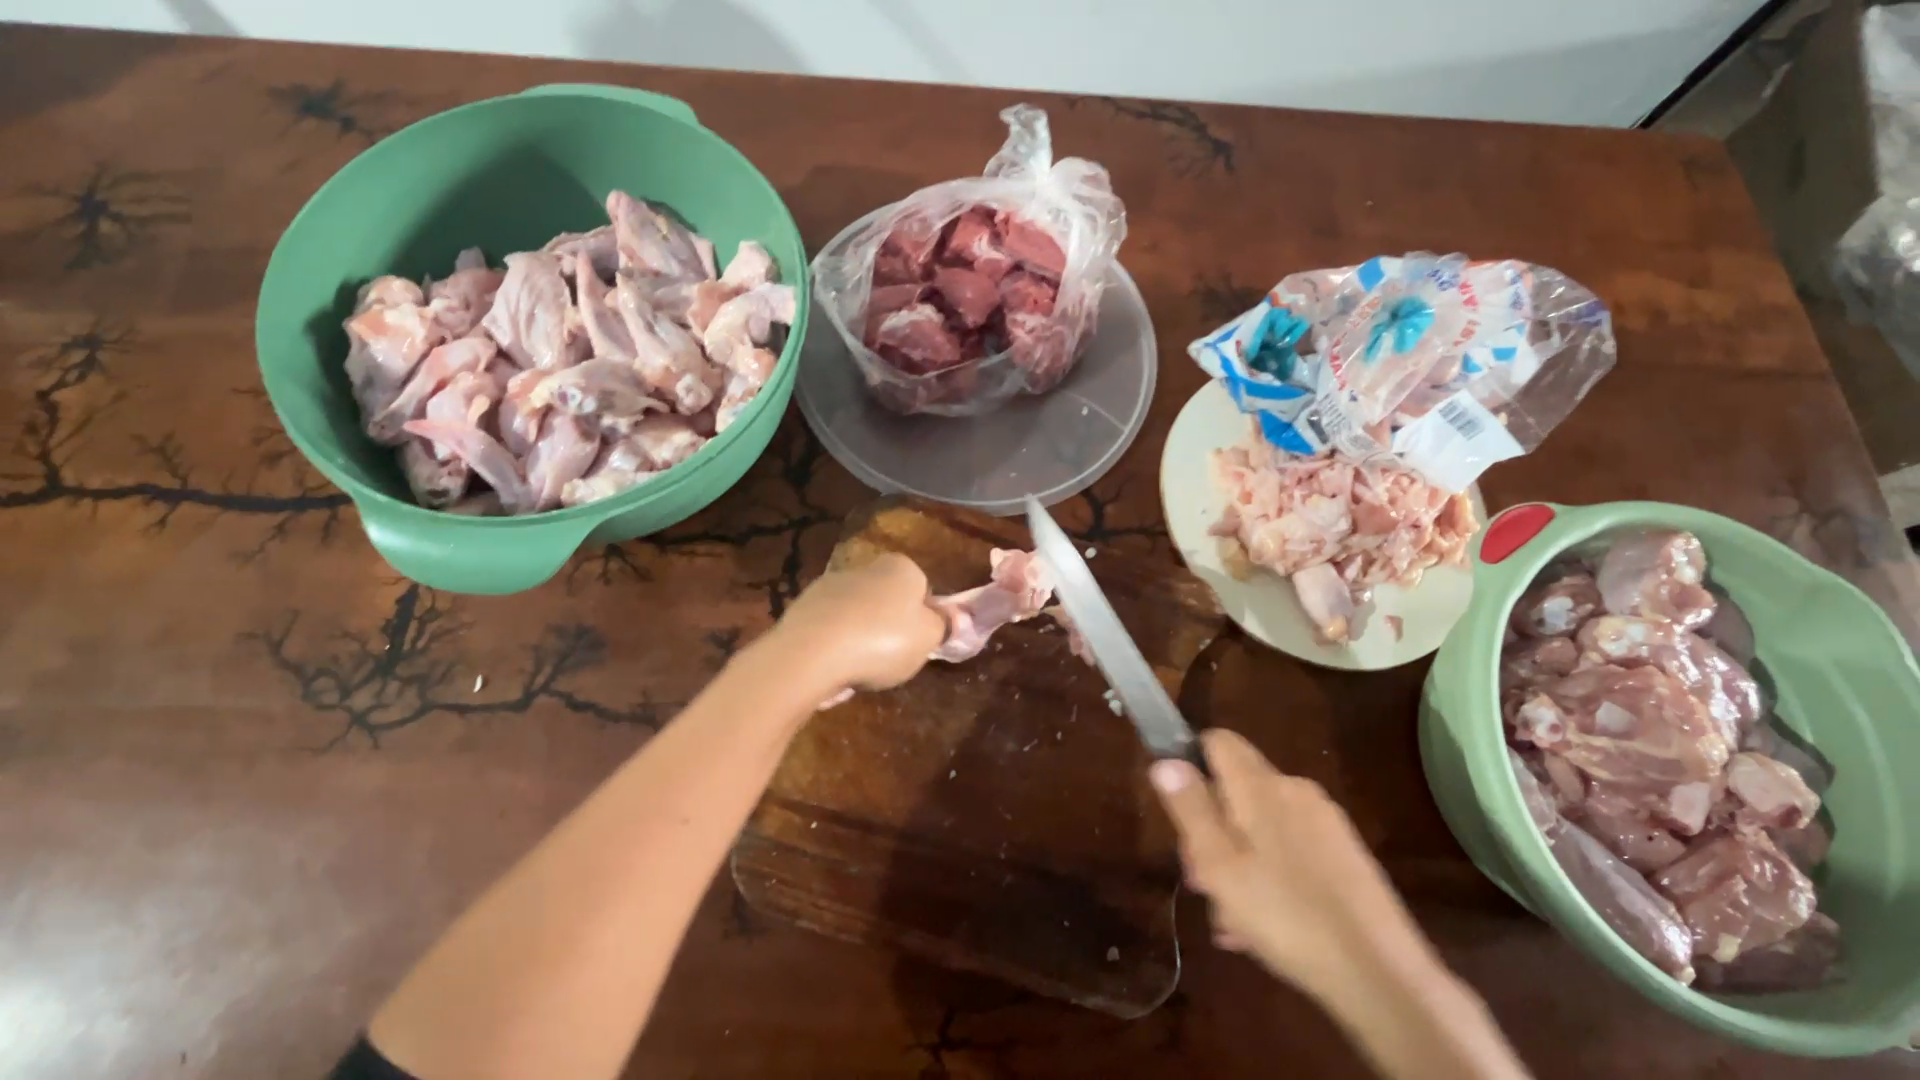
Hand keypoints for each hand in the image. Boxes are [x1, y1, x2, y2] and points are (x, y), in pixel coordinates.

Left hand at [767, 553, 949, 696]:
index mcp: (900, 567)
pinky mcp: (801, 608)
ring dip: (858, 634)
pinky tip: (833, 666)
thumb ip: (943, 625)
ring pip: (855, 612)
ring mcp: (828, 585)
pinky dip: (832, 644)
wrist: (812, 653)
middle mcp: (864, 567)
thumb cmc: (882, 641)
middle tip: (892, 657)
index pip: (920, 586)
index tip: (918, 641)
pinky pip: (828, 628)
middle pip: (886, 598)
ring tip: (859, 667)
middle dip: (888, 624)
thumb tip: (954, 616)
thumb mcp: (928, 638)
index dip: (922, 615)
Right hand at [1150, 728, 1428, 995]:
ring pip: (1260, 828)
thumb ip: (1191, 809)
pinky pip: (1289, 851)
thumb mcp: (1219, 865)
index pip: (1218, 741)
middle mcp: (1295, 790)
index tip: (1179, 811)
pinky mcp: (1344, 854)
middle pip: (1235, 791)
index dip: (1190, 763)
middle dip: (1211, 832)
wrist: (1379, 972)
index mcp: (1261, 786)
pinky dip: (1269, 877)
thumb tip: (1164, 761)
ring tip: (1232, 921)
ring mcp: (1324, 822)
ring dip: (1237, 864)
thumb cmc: (1285, 915)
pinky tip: (1264, 927)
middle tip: (1201, 884)